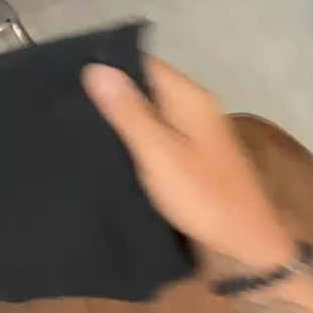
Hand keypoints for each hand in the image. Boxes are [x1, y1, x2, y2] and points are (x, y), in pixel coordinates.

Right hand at [82, 58, 295, 269]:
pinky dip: (130, 134)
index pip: (141, 62)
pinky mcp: (187, 153)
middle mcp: (192, 105)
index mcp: (189, 97)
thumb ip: (127, 110)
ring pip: (145, 109)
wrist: (246, 250)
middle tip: (65, 101)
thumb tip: (94, 67)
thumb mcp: (158, 152)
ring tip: (76, 121)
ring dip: (117, 114)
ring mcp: (192, 130)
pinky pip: (151, 131)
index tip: (68, 74)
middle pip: (142, 84)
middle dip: (108, 90)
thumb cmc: (203, 197)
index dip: (106, 64)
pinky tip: (104, 145)